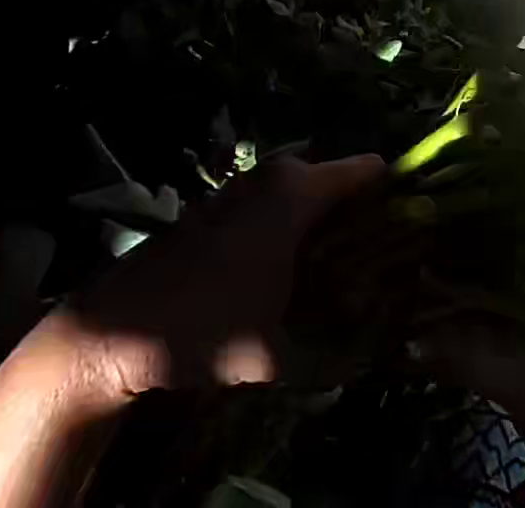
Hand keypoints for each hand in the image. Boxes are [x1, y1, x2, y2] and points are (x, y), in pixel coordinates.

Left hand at [0, 155, 382, 507]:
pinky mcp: (226, 199)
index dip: (398, 195)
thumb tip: (387, 349)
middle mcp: (278, 174)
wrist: (109, 334)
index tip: (416, 230)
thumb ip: (342, 354)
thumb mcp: (280, 356)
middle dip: (367, 216)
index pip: (372, 169)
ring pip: (312, 191)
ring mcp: (248, 183)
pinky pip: (282, 200)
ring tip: (343, 271)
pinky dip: (298, 225)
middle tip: (382, 263)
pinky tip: (293, 270)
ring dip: (331, 223)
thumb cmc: (203, 332)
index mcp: (298, 193)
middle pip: (344, 181)